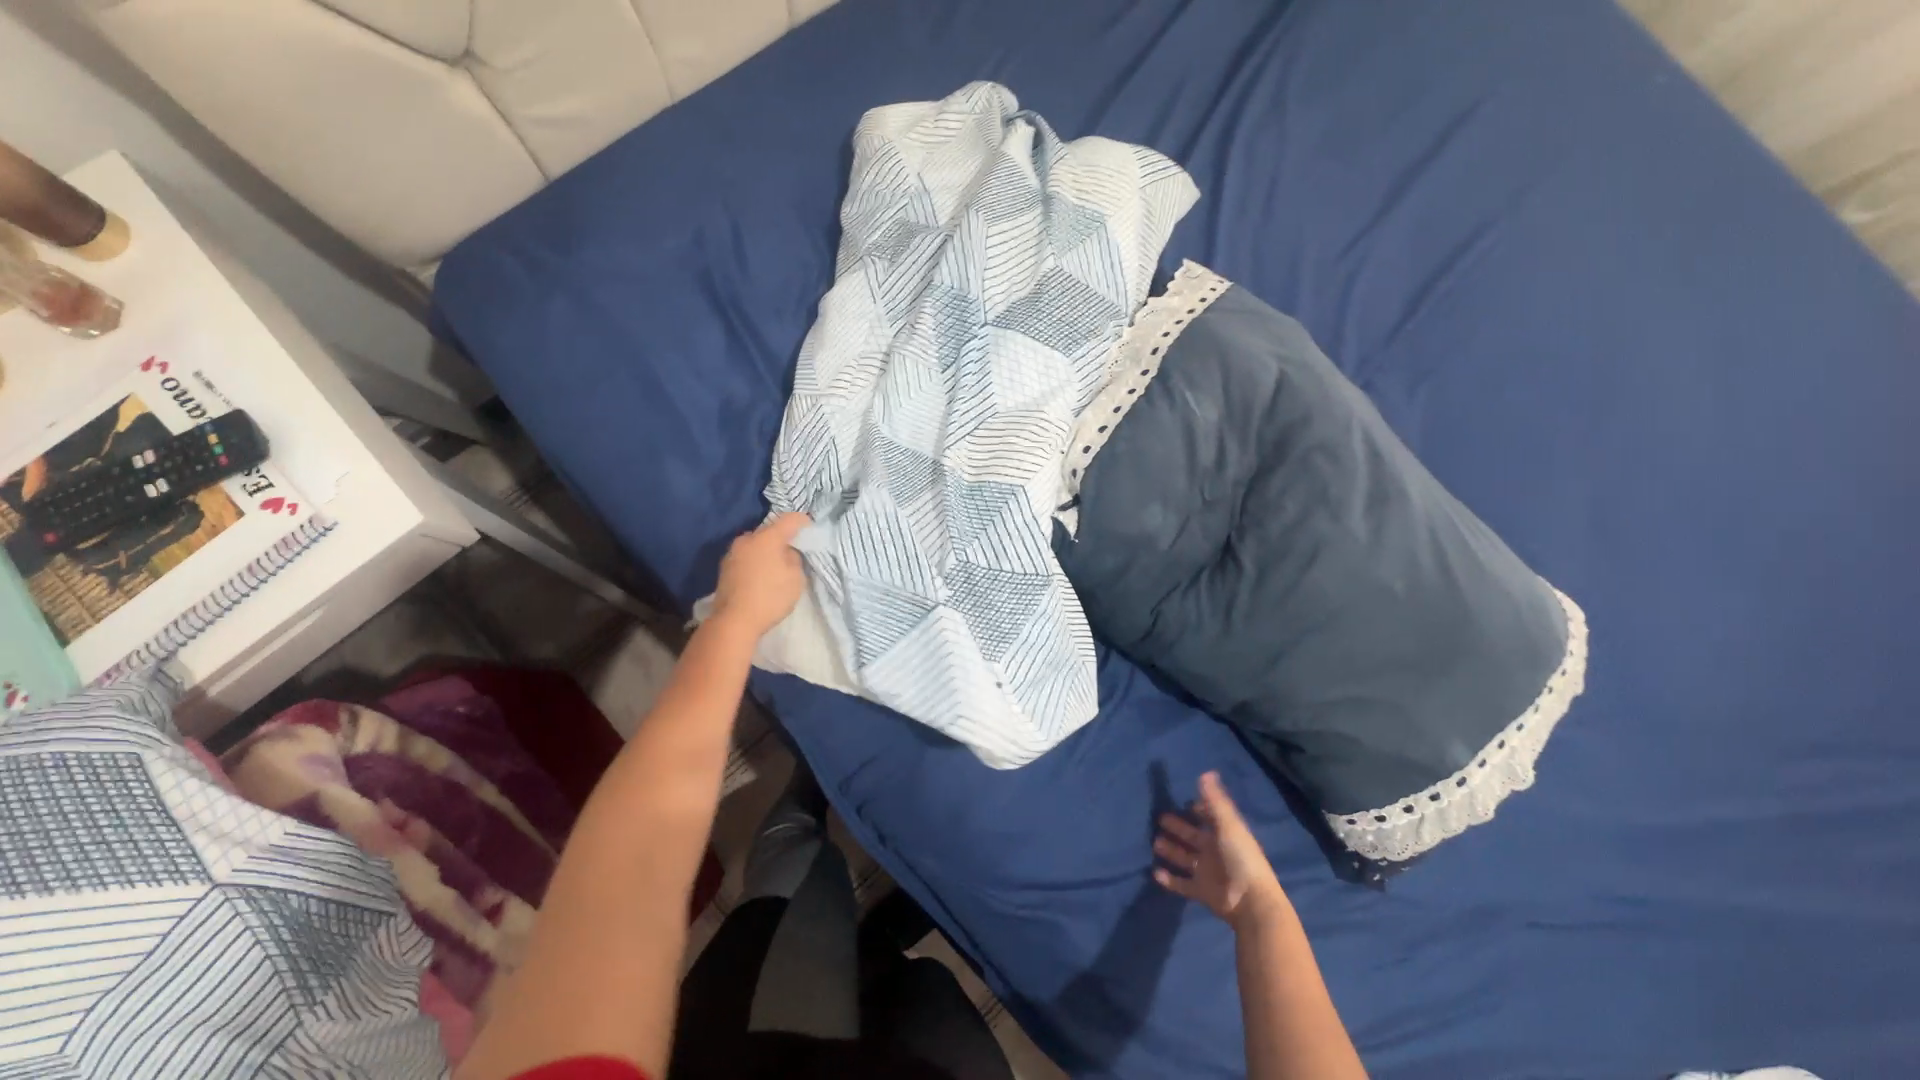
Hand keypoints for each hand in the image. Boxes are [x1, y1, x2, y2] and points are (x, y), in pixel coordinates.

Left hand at [709, 513, 810, 638]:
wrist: (734, 620)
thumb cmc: (770, 597)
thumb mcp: (796, 578)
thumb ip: (794, 559)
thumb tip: (786, 553)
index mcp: (767, 537)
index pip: (789, 520)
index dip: (802, 521)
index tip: (810, 526)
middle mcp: (747, 539)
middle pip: (769, 531)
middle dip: (781, 538)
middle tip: (793, 550)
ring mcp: (732, 553)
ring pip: (755, 545)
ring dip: (766, 550)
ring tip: (775, 564)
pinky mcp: (724, 568)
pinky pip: (746, 557)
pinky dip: (755, 561)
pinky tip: (760, 575)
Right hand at [1153, 771, 1289, 930]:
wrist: (1250, 901)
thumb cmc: (1240, 857)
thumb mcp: (1228, 825)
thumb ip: (1215, 800)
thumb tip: (1205, 772)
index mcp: (1225, 834)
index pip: (1210, 818)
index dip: (1200, 810)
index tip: (1185, 802)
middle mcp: (1215, 852)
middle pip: (1194, 837)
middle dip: (1179, 828)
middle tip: (1160, 819)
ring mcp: (1208, 873)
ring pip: (1185, 858)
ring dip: (1171, 851)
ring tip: (1154, 842)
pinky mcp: (1201, 892)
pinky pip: (1182, 884)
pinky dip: (1169, 880)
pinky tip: (1155, 873)